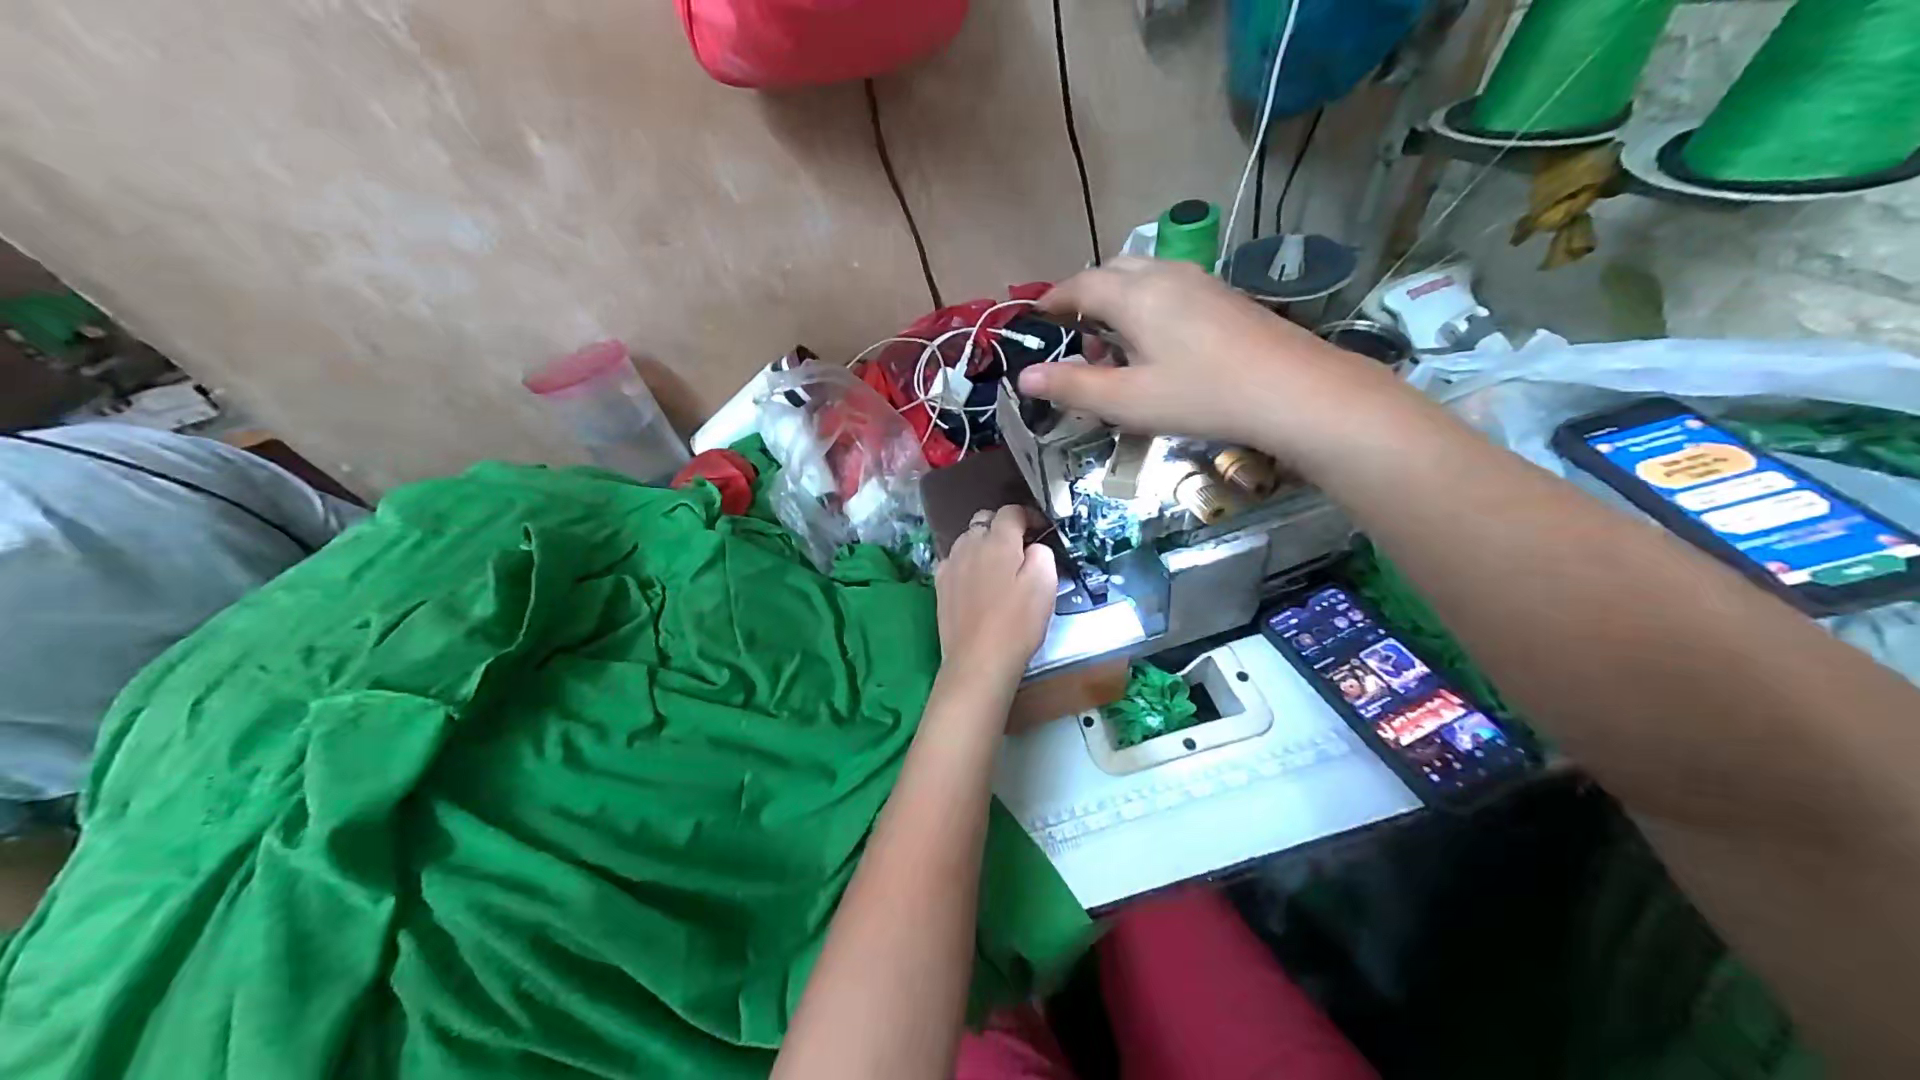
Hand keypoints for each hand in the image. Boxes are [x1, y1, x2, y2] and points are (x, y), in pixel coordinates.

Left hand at [934, 505, 1056, 686]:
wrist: (978, 660)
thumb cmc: (1017, 622)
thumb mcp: (1045, 584)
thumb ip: (1042, 554)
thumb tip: (1032, 547)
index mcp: (998, 540)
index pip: (1011, 511)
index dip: (1029, 516)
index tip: (1041, 530)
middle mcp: (969, 544)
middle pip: (984, 520)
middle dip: (1002, 527)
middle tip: (1020, 548)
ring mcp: (950, 564)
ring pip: (967, 539)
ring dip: (983, 544)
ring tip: (998, 566)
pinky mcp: (939, 584)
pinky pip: (955, 561)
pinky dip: (967, 563)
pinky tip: (976, 582)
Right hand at [1018, 257, 1414, 461]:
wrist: (1293, 391)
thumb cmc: (1201, 395)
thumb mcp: (1127, 400)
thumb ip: (1073, 386)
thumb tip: (1024, 377)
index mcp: (1133, 294)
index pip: (1078, 286)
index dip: (1051, 302)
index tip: (1035, 321)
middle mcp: (1163, 274)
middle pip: (1110, 273)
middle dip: (1083, 299)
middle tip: (1074, 340)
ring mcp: (1199, 281)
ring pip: (1142, 278)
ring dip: (1117, 304)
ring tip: (1113, 350)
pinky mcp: (1223, 296)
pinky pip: (1168, 289)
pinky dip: (1146, 308)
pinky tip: (1157, 347)